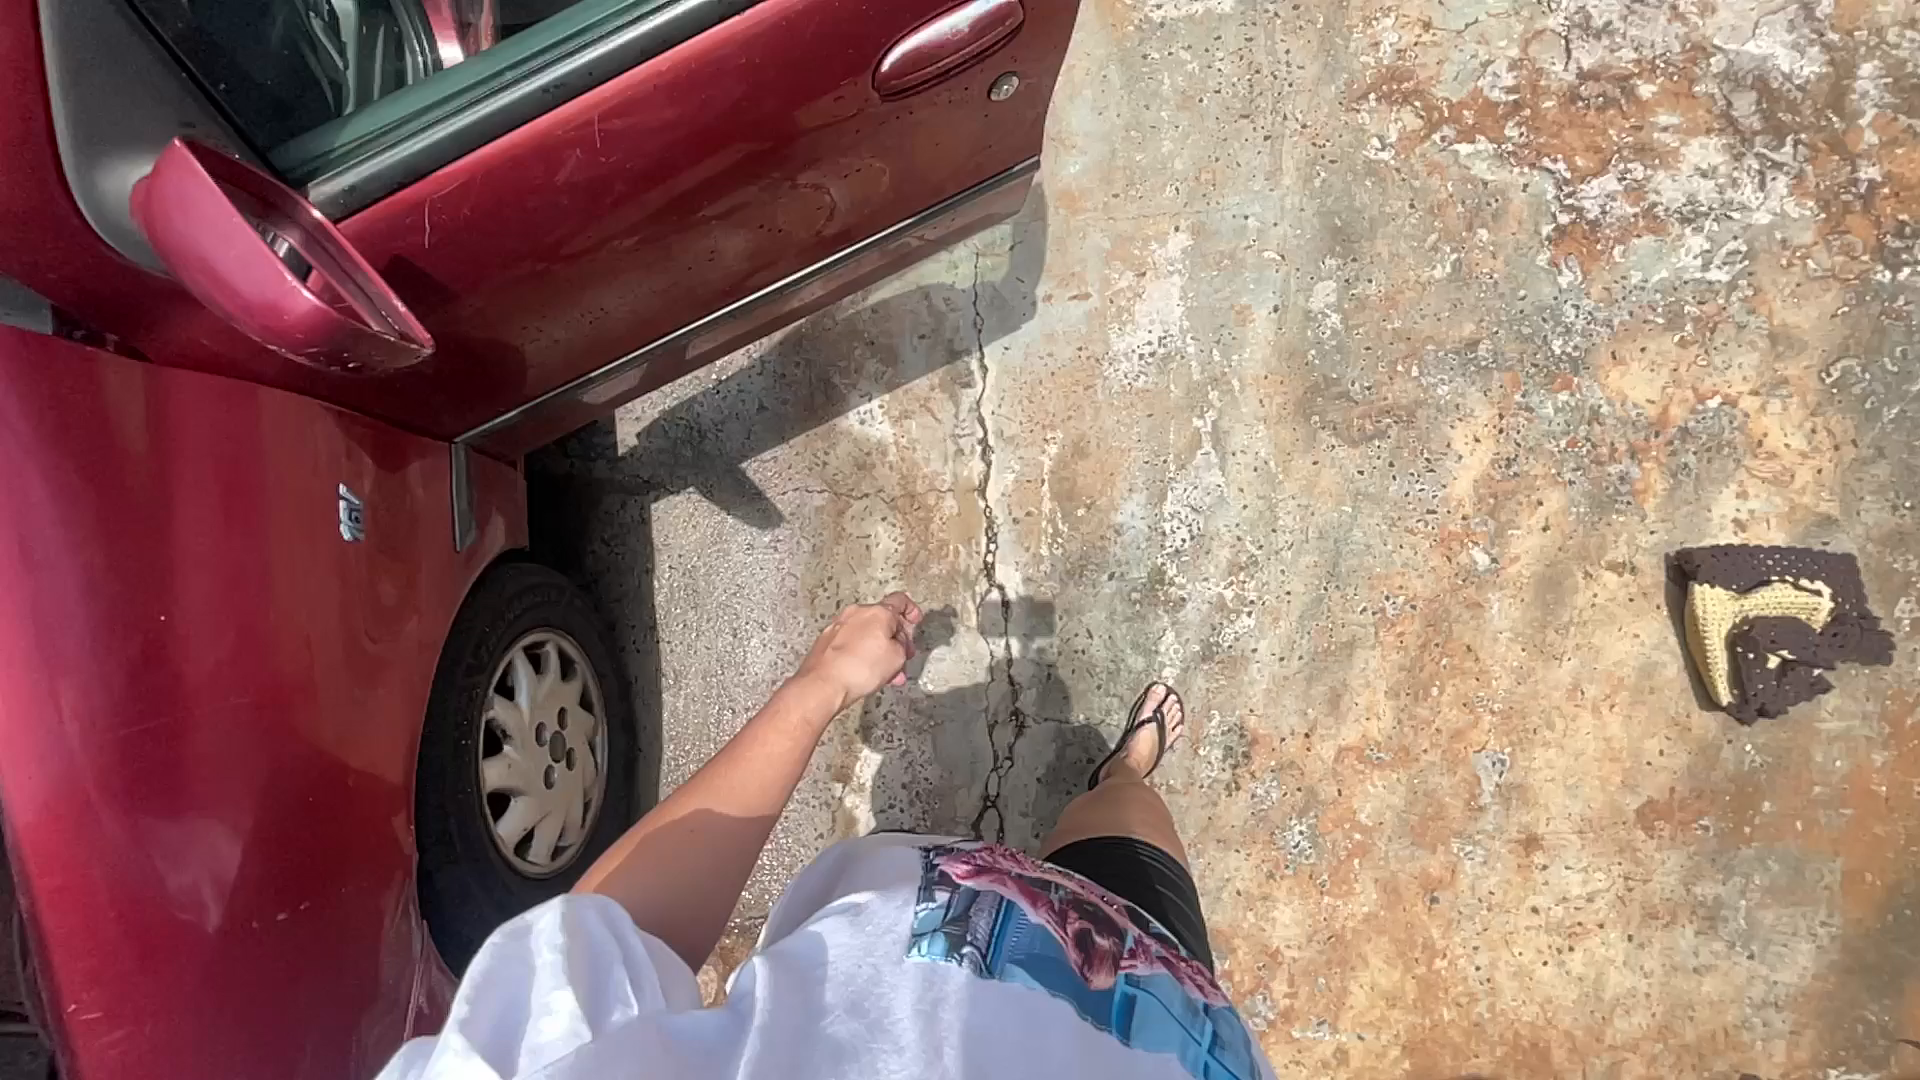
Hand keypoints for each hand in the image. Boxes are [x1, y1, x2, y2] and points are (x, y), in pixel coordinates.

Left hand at [792, 592, 923, 711]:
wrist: (824, 683)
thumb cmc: (859, 669)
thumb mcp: (898, 658)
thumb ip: (902, 645)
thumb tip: (896, 644)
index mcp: (878, 612)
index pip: (900, 600)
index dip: (911, 611)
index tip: (915, 620)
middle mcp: (857, 613)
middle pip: (883, 619)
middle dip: (895, 637)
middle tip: (903, 654)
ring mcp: (839, 626)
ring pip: (866, 634)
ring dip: (879, 649)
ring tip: (886, 673)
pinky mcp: (827, 640)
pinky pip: (851, 643)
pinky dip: (861, 653)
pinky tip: (866, 673)